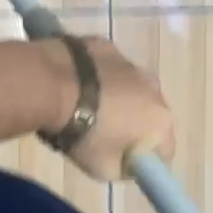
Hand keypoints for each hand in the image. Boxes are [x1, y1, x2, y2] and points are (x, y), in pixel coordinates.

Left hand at [58, 37, 175, 182]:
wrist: (49, 82)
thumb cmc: (81, 131)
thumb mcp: (104, 169)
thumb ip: (124, 167)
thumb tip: (125, 160)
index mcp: (161, 119)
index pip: (163, 150)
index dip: (144, 160)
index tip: (123, 160)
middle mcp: (152, 86)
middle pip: (148, 112)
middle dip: (132, 122)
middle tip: (102, 129)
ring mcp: (127, 60)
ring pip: (128, 85)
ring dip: (115, 94)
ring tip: (85, 101)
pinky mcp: (103, 43)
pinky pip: (106, 64)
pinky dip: (96, 72)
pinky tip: (76, 78)